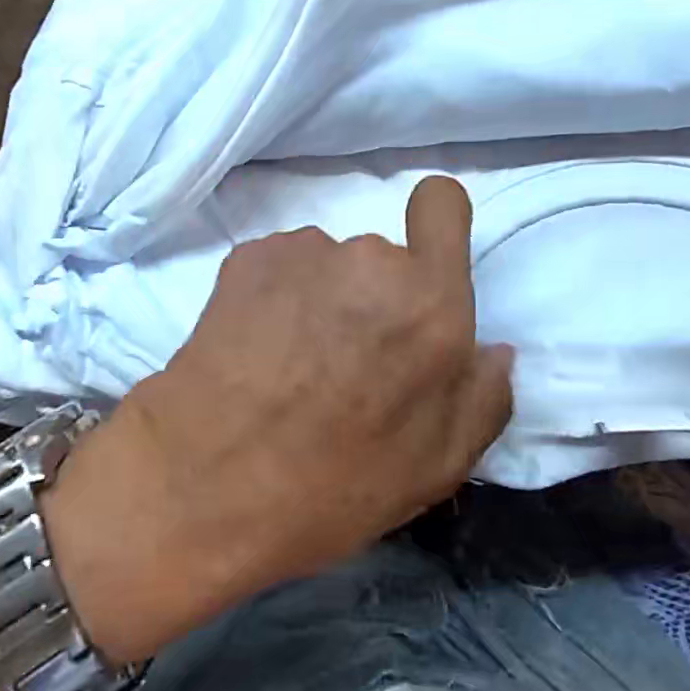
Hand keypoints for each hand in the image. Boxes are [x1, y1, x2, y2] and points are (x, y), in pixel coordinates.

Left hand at [42, 176, 512, 662]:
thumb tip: (493, 349)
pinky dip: (279, 297)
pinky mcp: (248, 257)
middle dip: (378, 298)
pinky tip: (258, 351)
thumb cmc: (332, 486)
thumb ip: (484, 397)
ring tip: (295, 365)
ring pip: (332, 265)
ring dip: (325, 299)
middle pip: (387, 256)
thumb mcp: (437, 467)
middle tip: (348, 363)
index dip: (438, 223)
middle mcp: (371, 259)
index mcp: (430, 303)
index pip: (442, 202)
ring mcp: (304, 251)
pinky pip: (284, 267)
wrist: (197, 488)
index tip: (423, 268)